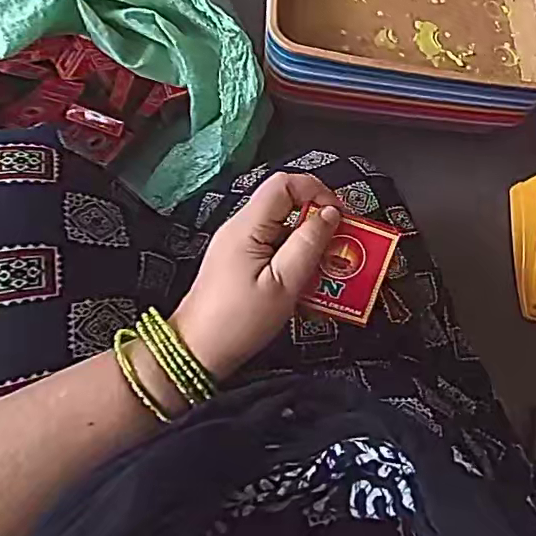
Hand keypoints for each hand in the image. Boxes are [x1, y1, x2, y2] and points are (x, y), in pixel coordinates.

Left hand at [170, 172, 341, 377]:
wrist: (196, 352)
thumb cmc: (236, 322)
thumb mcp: (284, 284)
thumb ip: (309, 244)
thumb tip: (331, 214)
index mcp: (248, 226)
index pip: (286, 183)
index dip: (317, 191)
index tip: (338, 216)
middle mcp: (241, 227)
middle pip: (287, 202)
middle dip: (318, 220)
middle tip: (338, 243)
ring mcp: (239, 243)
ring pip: (284, 225)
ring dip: (309, 241)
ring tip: (325, 267)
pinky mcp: (241, 259)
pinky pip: (275, 244)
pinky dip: (295, 256)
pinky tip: (306, 280)